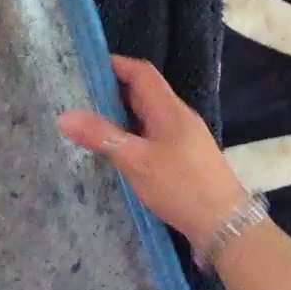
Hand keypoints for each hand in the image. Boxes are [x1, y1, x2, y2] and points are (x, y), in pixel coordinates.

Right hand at [58, 56, 252, 251]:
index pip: (141, 72)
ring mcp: (184, 138)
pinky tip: (119, 151)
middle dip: (113, 90)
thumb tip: (64, 116)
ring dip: (123, 114)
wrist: (225, 225)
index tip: (87, 67)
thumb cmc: (181, 186)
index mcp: (169, 109)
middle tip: (81, 97)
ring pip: (149, 116)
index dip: (116, 64)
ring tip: (92, 123)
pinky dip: (133, 134)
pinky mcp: (185, 157)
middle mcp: (178, 117)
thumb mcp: (136, 160)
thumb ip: (101, 136)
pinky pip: (154, 135)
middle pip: (144, 92)